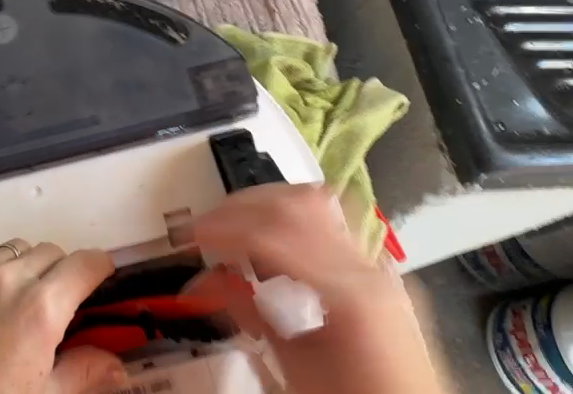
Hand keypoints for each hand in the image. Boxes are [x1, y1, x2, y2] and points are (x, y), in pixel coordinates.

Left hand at [0, 239, 127, 393]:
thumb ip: (84, 375)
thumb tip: (116, 366)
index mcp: (40, 308)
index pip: (85, 263)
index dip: (101, 268)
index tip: (105, 280)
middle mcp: (8, 279)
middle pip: (52, 251)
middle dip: (66, 272)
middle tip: (67, 307)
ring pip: (17, 250)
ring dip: (31, 268)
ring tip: (28, 306)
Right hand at [194, 185, 446, 393]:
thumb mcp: (297, 371)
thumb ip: (252, 317)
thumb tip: (206, 280)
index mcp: (351, 294)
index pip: (275, 232)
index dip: (224, 226)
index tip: (193, 234)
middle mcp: (371, 269)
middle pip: (297, 204)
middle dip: (241, 206)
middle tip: (206, 225)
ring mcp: (379, 267)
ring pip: (318, 201)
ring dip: (268, 202)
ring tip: (235, 221)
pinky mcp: (379, 273)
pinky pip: (333, 222)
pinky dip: (294, 216)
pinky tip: (272, 232)